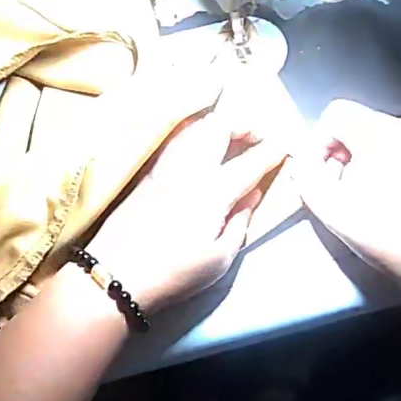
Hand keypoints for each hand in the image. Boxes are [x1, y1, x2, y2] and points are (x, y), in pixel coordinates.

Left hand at [87, 108, 286, 313]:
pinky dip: (192, 136)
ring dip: (216, 126)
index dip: (272, 152)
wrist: (115, 274)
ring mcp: (163, 168)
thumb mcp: (219, 259)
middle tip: (256, 138)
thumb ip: (239, 222)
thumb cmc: (173, 274)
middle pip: (219, 126)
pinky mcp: (145, 175)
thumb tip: (251, 196)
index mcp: (214, 191)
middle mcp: (189, 169)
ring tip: (227, 139)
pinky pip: (174, 142)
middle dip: (243, 125)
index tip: (284, 148)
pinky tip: (195, 150)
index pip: (251, 161)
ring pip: (193, 128)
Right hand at [290, 99, 400, 300]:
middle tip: (334, 186)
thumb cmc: (386, 234)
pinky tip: (385, 199)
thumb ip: (307, 179)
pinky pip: (399, 149)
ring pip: (379, 136)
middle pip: (357, 121)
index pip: (334, 114)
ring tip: (358, 195)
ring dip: (359, 158)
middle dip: (338, 150)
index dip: (317, 143)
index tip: (318, 175)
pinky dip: (383, 165)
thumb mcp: (331, 209)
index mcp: (381, 133)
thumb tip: (306, 164)